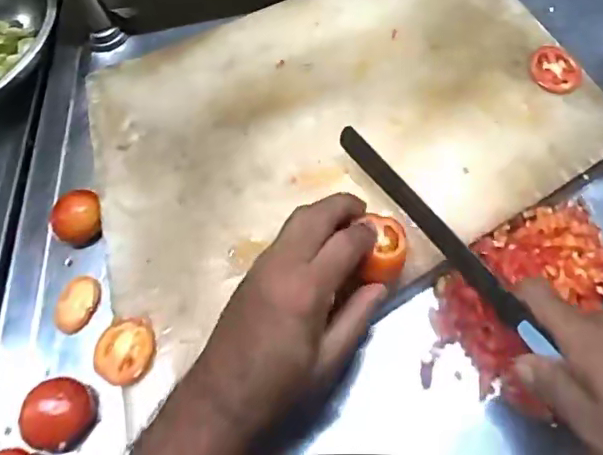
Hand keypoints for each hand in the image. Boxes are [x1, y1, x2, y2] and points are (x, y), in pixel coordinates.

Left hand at [134, 195, 385, 454]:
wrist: (221, 396)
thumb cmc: (280, 386)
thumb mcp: (328, 363)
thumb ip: (357, 317)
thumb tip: (381, 285)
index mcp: (307, 289)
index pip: (344, 243)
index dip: (366, 233)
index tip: (380, 231)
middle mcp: (284, 264)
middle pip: (317, 215)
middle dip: (343, 205)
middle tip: (364, 211)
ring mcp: (265, 262)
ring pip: (298, 218)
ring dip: (323, 211)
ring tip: (344, 222)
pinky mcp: (253, 268)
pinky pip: (286, 233)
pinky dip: (307, 226)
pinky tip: (319, 244)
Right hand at [511, 279, 602, 454]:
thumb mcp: (589, 421)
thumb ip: (550, 385)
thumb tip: (518, 359)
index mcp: (583, 332)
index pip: (537, 290)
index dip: (514, 294)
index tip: (501, 315)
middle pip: (562, 317)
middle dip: (547, 341)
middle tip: (542, 381)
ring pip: (589, 335)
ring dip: (577, 357)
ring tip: (581, 400)